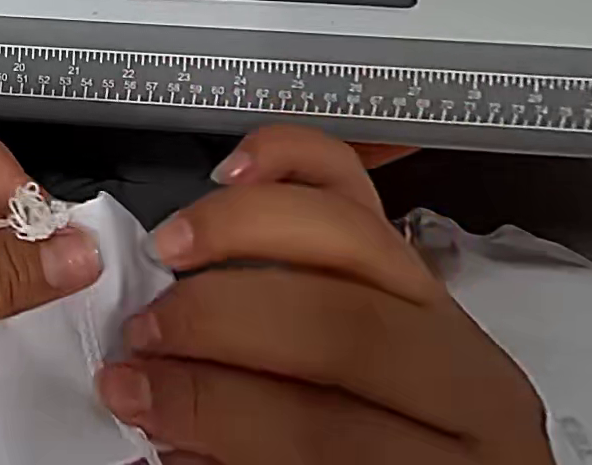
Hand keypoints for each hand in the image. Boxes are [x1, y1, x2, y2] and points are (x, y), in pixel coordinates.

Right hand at [96, 125, 549, 464]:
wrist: (417, 459)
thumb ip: (221, 446)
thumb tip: (138, 392)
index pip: (326, 434)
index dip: (208, 406)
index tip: (126, 389)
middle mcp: (465, 379)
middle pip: (338, 327)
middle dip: (213, 319)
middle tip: (141, 326)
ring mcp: (436, 297)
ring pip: (343, 231)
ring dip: (233, 230)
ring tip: (166, 248)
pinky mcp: (396, 242)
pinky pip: (346, 177)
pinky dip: (283, 156)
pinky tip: (227, 171)